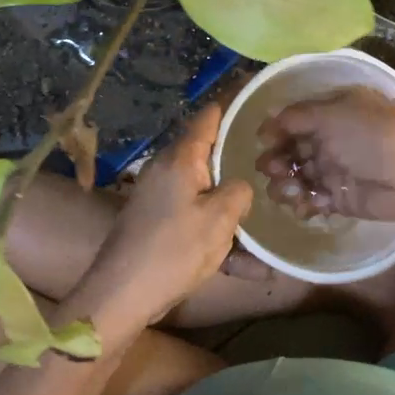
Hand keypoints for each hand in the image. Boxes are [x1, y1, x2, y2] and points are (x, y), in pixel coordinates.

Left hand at [78, 105, 253, 328]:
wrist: (119, 296)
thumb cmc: (172, 251)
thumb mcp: (219, 220)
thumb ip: (238, 192)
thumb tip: (241, 185)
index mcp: (181, 158)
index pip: (210, 116)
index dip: (235, 102)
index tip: (260, 98)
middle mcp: (166, 168)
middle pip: (210, 152)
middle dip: (240, 157)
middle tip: (275, 160)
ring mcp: (158, 195)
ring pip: (206, 189)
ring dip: (233, 203)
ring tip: (267, 215)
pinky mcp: (156, 221)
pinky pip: (196, 216)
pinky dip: (218, 231)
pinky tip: (248, 264)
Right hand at [254, 88, 394, 222]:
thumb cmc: (375, 134)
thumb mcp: (335, 114)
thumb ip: (299, 116)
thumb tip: (269, 118)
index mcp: (333, 114)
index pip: (295, 120)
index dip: (276, 130)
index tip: (261, 141)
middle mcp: (332, 140)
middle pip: (292, 149)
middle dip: (276, 159)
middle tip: (269, 169)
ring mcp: (336, 170)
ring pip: (298, 176)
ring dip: (286, 182)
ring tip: (285, 190)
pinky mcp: (341, 199)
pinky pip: (313, 200)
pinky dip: (304, 203)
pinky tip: (302, 205)